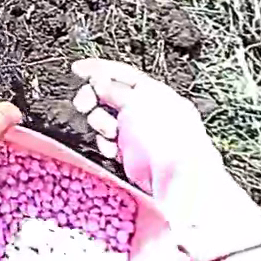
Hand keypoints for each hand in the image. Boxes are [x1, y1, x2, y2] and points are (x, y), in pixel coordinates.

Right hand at [73, 59, 260, 260]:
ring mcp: (141, 136)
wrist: (182, 190)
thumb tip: (97, 81)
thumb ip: (115, 89)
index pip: (124, 74)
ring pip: (107, 120)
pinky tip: (110, 149)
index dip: (99, 70)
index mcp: (157, 95)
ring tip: (107, 133)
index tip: (78, 70)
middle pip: (111, 96)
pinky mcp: (133, 158)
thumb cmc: (169, 143)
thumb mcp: (137, 104)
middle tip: (84, 104)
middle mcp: (150, 113)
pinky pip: (110, 143)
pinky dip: (105, 144)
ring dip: (100, 123)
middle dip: (94, 98)